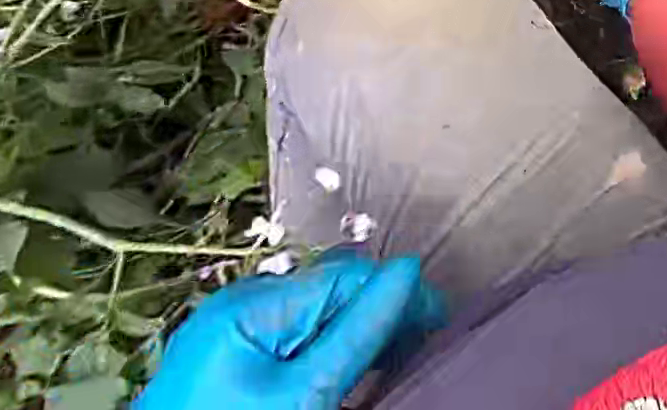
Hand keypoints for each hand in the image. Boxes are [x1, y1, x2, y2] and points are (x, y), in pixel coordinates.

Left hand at [134, 252, 432, 409]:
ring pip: (320, 311)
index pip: (350, 278)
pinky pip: (296, 333)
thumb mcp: (304, 399)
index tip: (439, 320)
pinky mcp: (227, 356)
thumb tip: (411, 269)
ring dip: (359, 329)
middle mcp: (237, 304)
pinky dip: (329, 345)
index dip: (399, 295)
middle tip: (420, 341)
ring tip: (392, 355)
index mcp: (249, 306)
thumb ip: (359, 331)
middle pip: (335, 290)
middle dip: (379, 312)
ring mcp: (228, 330)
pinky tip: (351, 365)